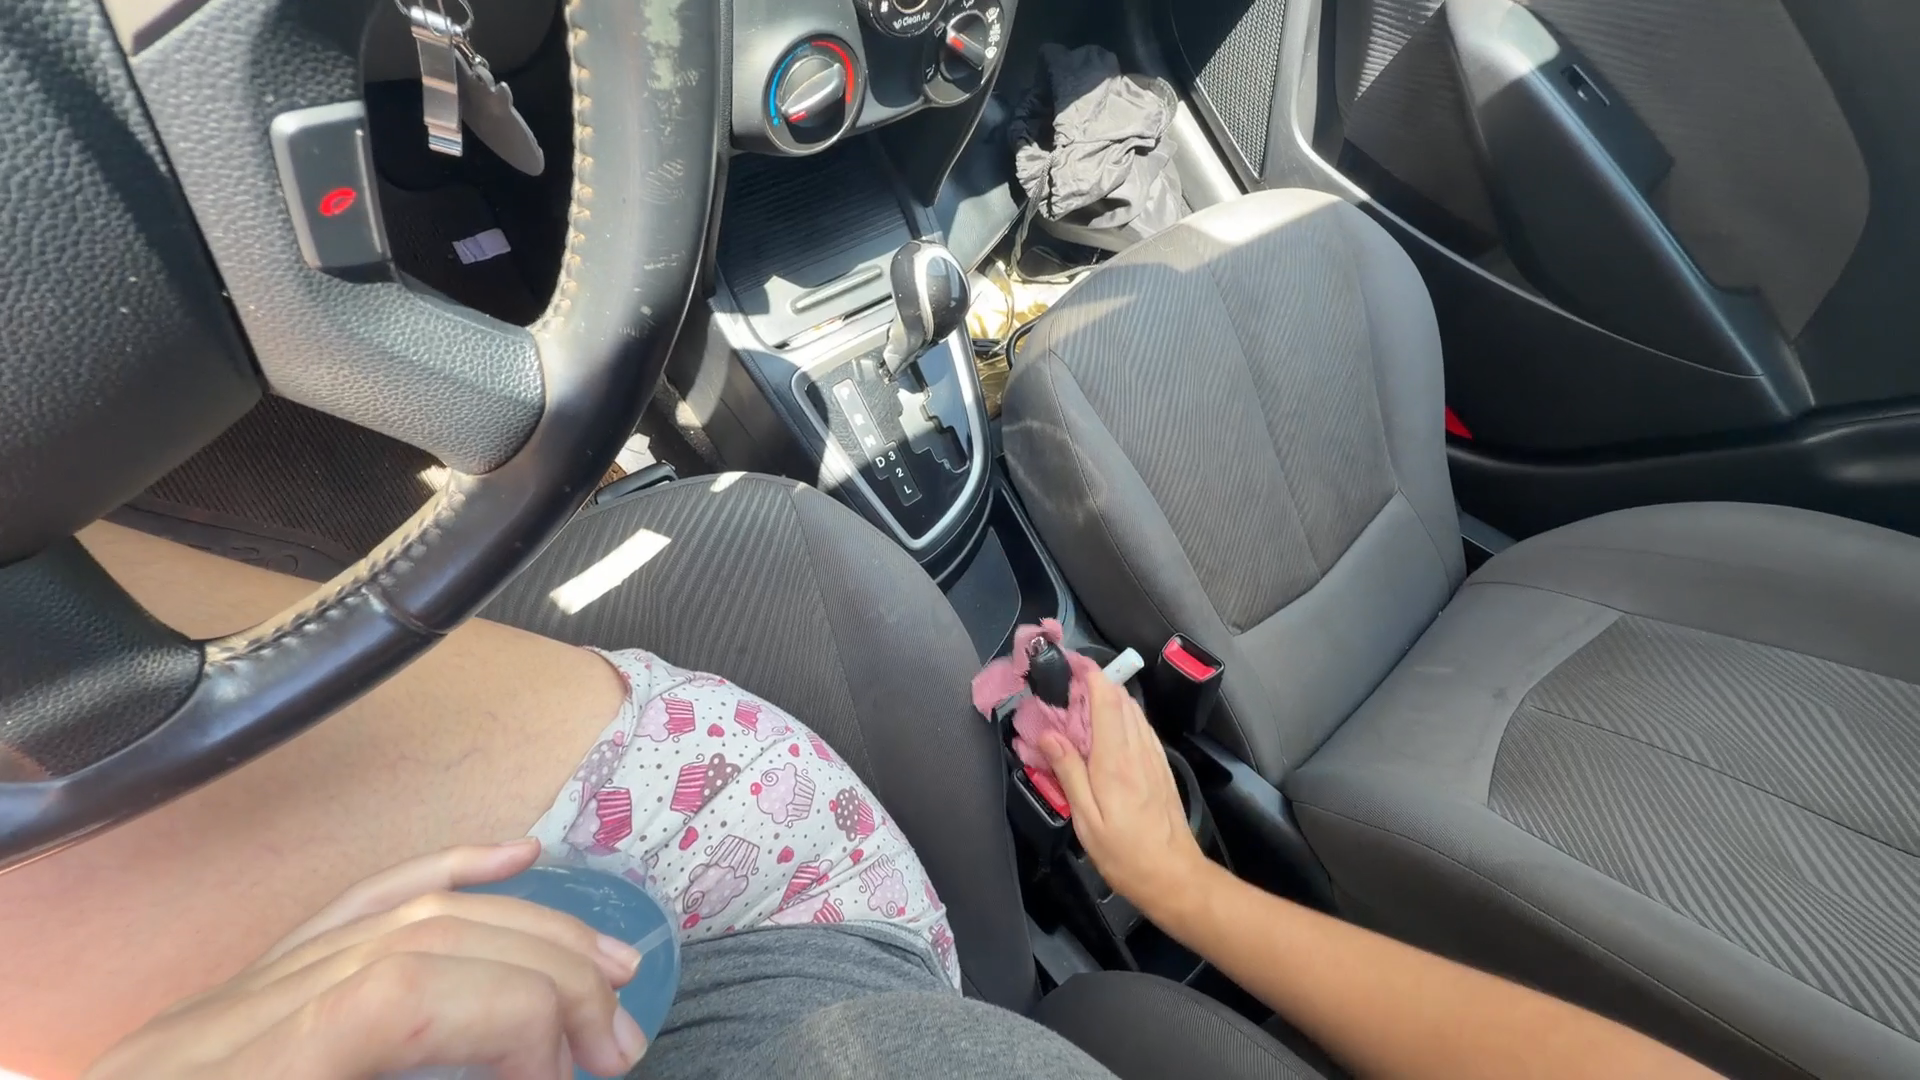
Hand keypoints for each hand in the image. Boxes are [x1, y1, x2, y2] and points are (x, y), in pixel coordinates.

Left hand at [85, 839, 648, 1079]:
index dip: (509, 1017)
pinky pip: (358, 903)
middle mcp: (218, 1027)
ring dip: (532, 932)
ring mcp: (231, 997)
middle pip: (425, 942)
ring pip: (414, 915)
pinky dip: (450, 869)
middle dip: (548, 978)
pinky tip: (519, 855)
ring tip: (611, 970)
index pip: (395, 997)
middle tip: (616, 1039)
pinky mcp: (246, 991)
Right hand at [1037, 673, 1212, 914]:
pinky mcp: (1161, 767)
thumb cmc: (1125, 854)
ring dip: (1109, 698)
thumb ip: (1068, 772)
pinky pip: (1141, 728)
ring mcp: (1153, 757)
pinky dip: (1122, 716)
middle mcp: (1137, 750)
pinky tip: (1109, 727)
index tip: (1069, 662)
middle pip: (1120, 699)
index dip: (1090, 674)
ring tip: (1082, 701)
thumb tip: (1049, 734)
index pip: (1106, 700)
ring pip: (1133, 711)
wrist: (1175, 877)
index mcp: (1115, 759)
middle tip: (1067, 683)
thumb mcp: (1086, 819)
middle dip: (1095, 682)